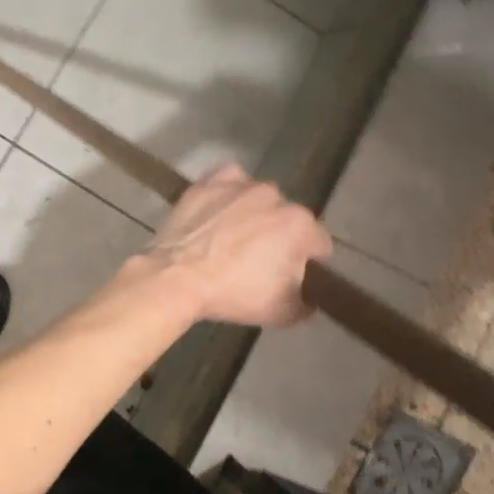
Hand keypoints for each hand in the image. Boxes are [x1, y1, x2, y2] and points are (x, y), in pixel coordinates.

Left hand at [142, 166, 332, 326]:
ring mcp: (238, 185)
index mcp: (299, 224)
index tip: (290, 274)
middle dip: (278, 235)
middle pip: (287, 217)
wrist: (175, 279)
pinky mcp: (207, 183)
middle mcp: (273, 197)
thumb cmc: (232, 294)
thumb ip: (307, 302)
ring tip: (231, 237)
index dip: (308, 261)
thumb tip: (309, 298)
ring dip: (252, 213)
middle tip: (257, 259)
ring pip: (258, 198)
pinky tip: (218, 211)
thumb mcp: (283, 311)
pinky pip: (227, 182)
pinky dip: (226, 194)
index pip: (318, 243)